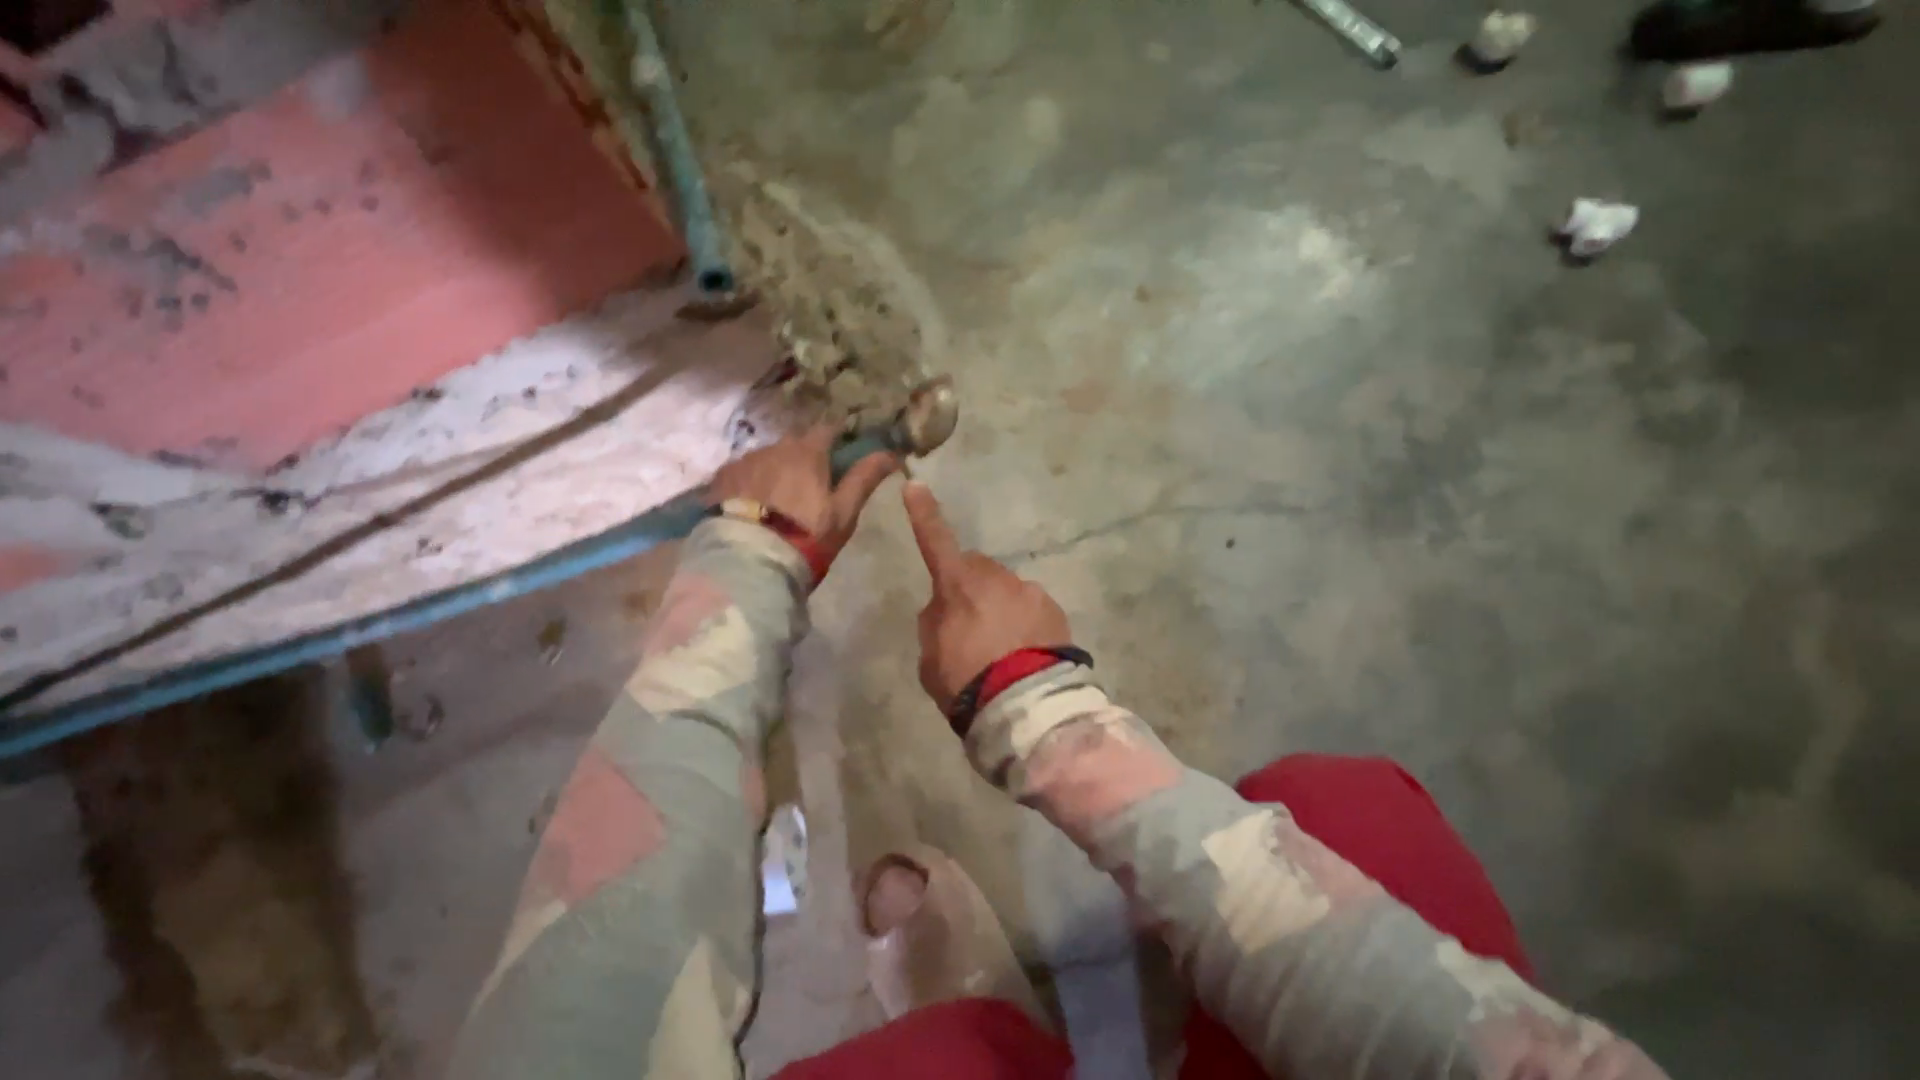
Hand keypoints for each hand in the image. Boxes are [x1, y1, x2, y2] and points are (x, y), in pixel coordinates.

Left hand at [710, 427, 898, 572]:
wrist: (748, 563)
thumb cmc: (805, 537)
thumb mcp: (843, 513)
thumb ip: (863, 479)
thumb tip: (890, 452)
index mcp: (807, 452)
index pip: (828, 429)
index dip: (838, 437)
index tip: (844, 450)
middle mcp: (773, 447)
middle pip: (794, 444)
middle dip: (805, 456)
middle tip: (812, 484)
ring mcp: (743, 462)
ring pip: (767, 458)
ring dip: (776, 471)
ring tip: (779, 500)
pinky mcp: (719, 480)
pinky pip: (742, 474)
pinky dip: (751, 483)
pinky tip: (753, 505)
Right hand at [903, 481, 1070, 712]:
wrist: (1024, 707)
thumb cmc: (966, 681)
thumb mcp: (930, 656)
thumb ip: (935, 623)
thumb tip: (946, 607)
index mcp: (958, 587)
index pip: (935, 541)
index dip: (923, 514)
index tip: (915, 485)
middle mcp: (996, 579)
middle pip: (977, 570)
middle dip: (971, 587)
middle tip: (968, 626)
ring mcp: (1030, 592)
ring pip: (1007, 591)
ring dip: (1001, 609)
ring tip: (1001, 650)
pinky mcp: (1055, 612)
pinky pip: (1032, 610)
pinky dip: (1025, 624)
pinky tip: (1024, 654)